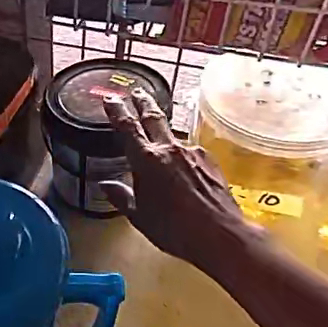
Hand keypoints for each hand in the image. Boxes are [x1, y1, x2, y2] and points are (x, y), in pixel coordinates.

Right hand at [99, 92, 258, 269]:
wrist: (221, 234)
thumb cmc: (173, 229)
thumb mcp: (138, 216)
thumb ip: (121, 196)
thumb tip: (106, 185)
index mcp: (146, 160)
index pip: (127, 127)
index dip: (116, 111)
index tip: (110, 99)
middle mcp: (169, 150)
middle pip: (153, 117)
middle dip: (143, 102)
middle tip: (137, 91)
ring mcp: (192, 153)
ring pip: (171, 135)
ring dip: (161, 130)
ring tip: (155, 134)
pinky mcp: (209, 161)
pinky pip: (187, 151)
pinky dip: (178, 153)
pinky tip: (178, 167)